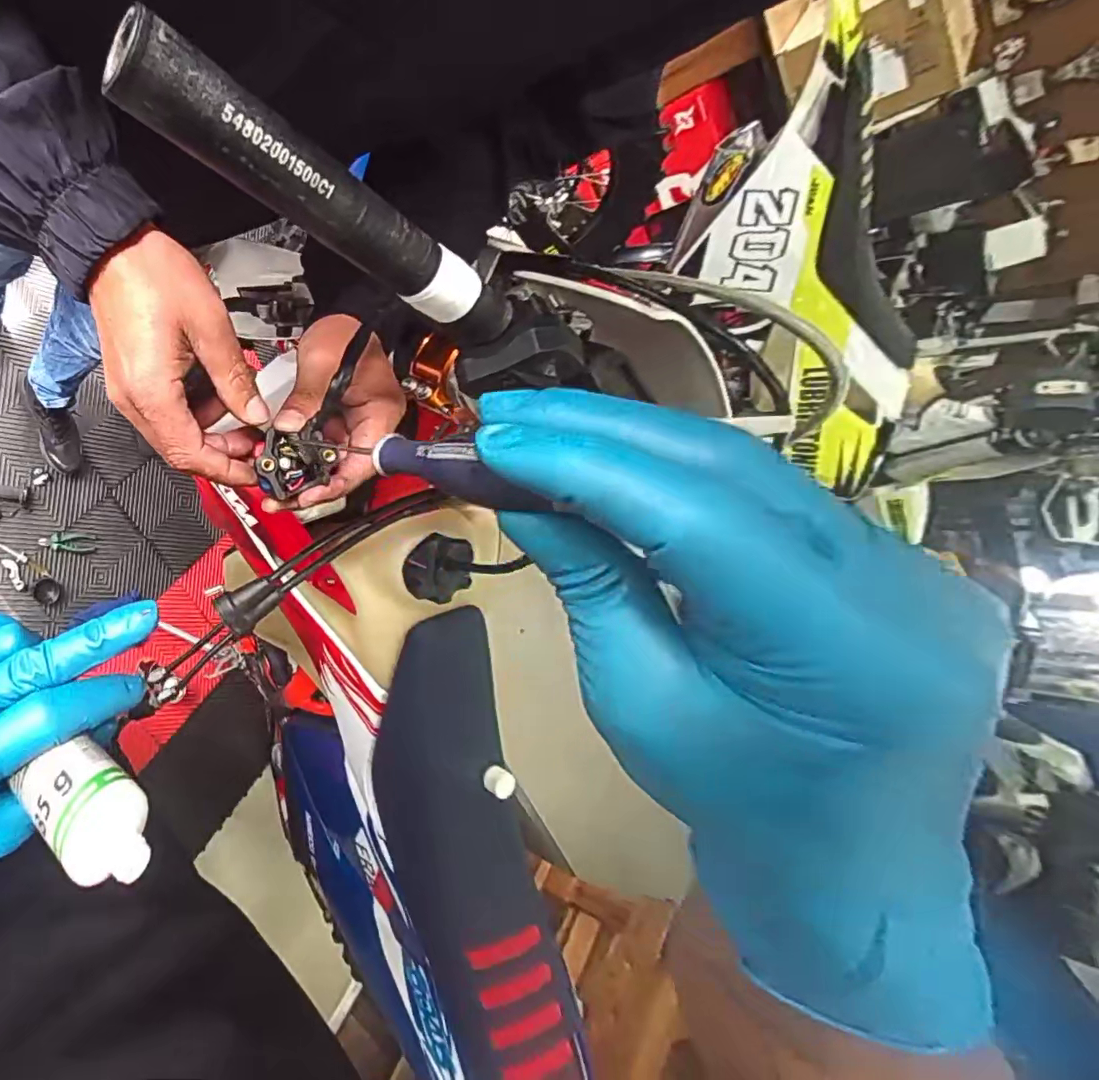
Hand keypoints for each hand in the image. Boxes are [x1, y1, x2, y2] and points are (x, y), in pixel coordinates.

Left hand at [0, 602, 157, 953]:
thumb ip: (52, 784)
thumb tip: (95, 738)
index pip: (46, 715)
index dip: (98, 698)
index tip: (131, 689)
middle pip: (33, 661)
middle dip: (95, 637)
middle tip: (136, 620)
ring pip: (6, 640)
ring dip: (47, 650)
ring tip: (57, 676)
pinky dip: (6, 635)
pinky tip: (18, 654)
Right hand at [92, 226, 265, 484]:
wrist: (115, 251)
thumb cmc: (151, 275)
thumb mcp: (209, 325)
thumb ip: (235, 377)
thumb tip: (253, 411)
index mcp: (151, 393)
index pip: (189, 454)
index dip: (224, 470)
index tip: (250, 473)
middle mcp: (133, 401)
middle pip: (179, 451)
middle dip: (220, 454)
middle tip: (253, 443)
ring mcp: (128, 393)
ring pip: (173, 434)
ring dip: (209, 433)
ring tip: (240, 414)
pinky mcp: (131, 382)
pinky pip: (164, 414)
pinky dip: (193, 415)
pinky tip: (215, 397)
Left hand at [258, 314, 406, 510]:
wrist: (347, 315)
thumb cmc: (350, 331)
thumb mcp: (323, 361)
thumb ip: (305, 397)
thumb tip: (286, 426)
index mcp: (380, 416)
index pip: (361, 467)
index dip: (332, 486)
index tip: (305, 496)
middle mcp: (368, 426)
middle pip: (339, 472)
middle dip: (307, 488)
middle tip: (277, 497)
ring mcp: (349, 426)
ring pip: (324, 464)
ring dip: (298, 476)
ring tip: (271, 487)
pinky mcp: (331, 422)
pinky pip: (313, 448)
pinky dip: (294, 457)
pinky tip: (274, 462)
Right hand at [475, 389, 1008, 1051]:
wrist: (842, 848)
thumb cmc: (727, 792)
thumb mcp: (633, 696)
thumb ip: (588, 587)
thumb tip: (522, 505)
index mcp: (834, 643)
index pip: (692, 516)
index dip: (582, 468)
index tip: (491, 445)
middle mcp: (888, 578)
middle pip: (720, 465)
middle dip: (593, 430)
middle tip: (495, 418)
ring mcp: (891, 555)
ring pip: (736, 461)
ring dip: (619, 435)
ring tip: (530, 423)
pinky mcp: (866, 549)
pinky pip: (748, 486)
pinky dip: (655, 463)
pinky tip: (596, 454)